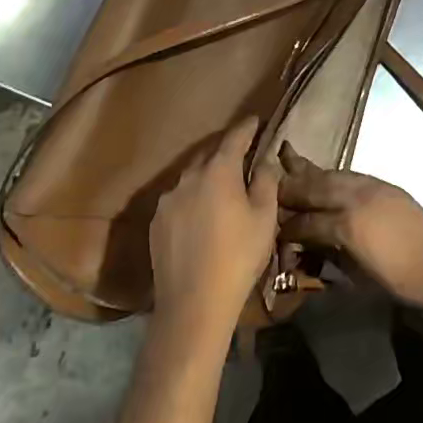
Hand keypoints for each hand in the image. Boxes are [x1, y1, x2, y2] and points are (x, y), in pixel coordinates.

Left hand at [149, 118, 281, 332]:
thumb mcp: (265, 217)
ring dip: (207, 178)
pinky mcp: (156, 223)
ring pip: (191, 178)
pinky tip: (200, 218)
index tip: (255, 120)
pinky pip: (178, 200)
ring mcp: (168, 200)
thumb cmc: (238, 256)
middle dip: (226, 152)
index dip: (247, 127)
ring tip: (220, 191)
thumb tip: (265, 160)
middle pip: (210, 155)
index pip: (235, 138)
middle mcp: (189, 177)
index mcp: (218, 170)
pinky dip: (192, 200)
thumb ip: (266, 181)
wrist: (194, 302)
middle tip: (242, 157)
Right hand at [278, 143, 422, 307]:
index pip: (306, 221)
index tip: (275, 230)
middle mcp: (354, 199)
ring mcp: (369, 187)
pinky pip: (348, 175)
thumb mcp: (359, 275)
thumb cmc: (400, 278)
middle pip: (313, 188)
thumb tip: (309, 246)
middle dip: (290, 189)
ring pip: (330, 174)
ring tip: (290, 171)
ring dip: (308, 175)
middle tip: (272, 190)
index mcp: (347, 226)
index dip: (288, 227)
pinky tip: (324, 178)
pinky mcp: (381, 183)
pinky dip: (331, 176)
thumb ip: (330, 254)